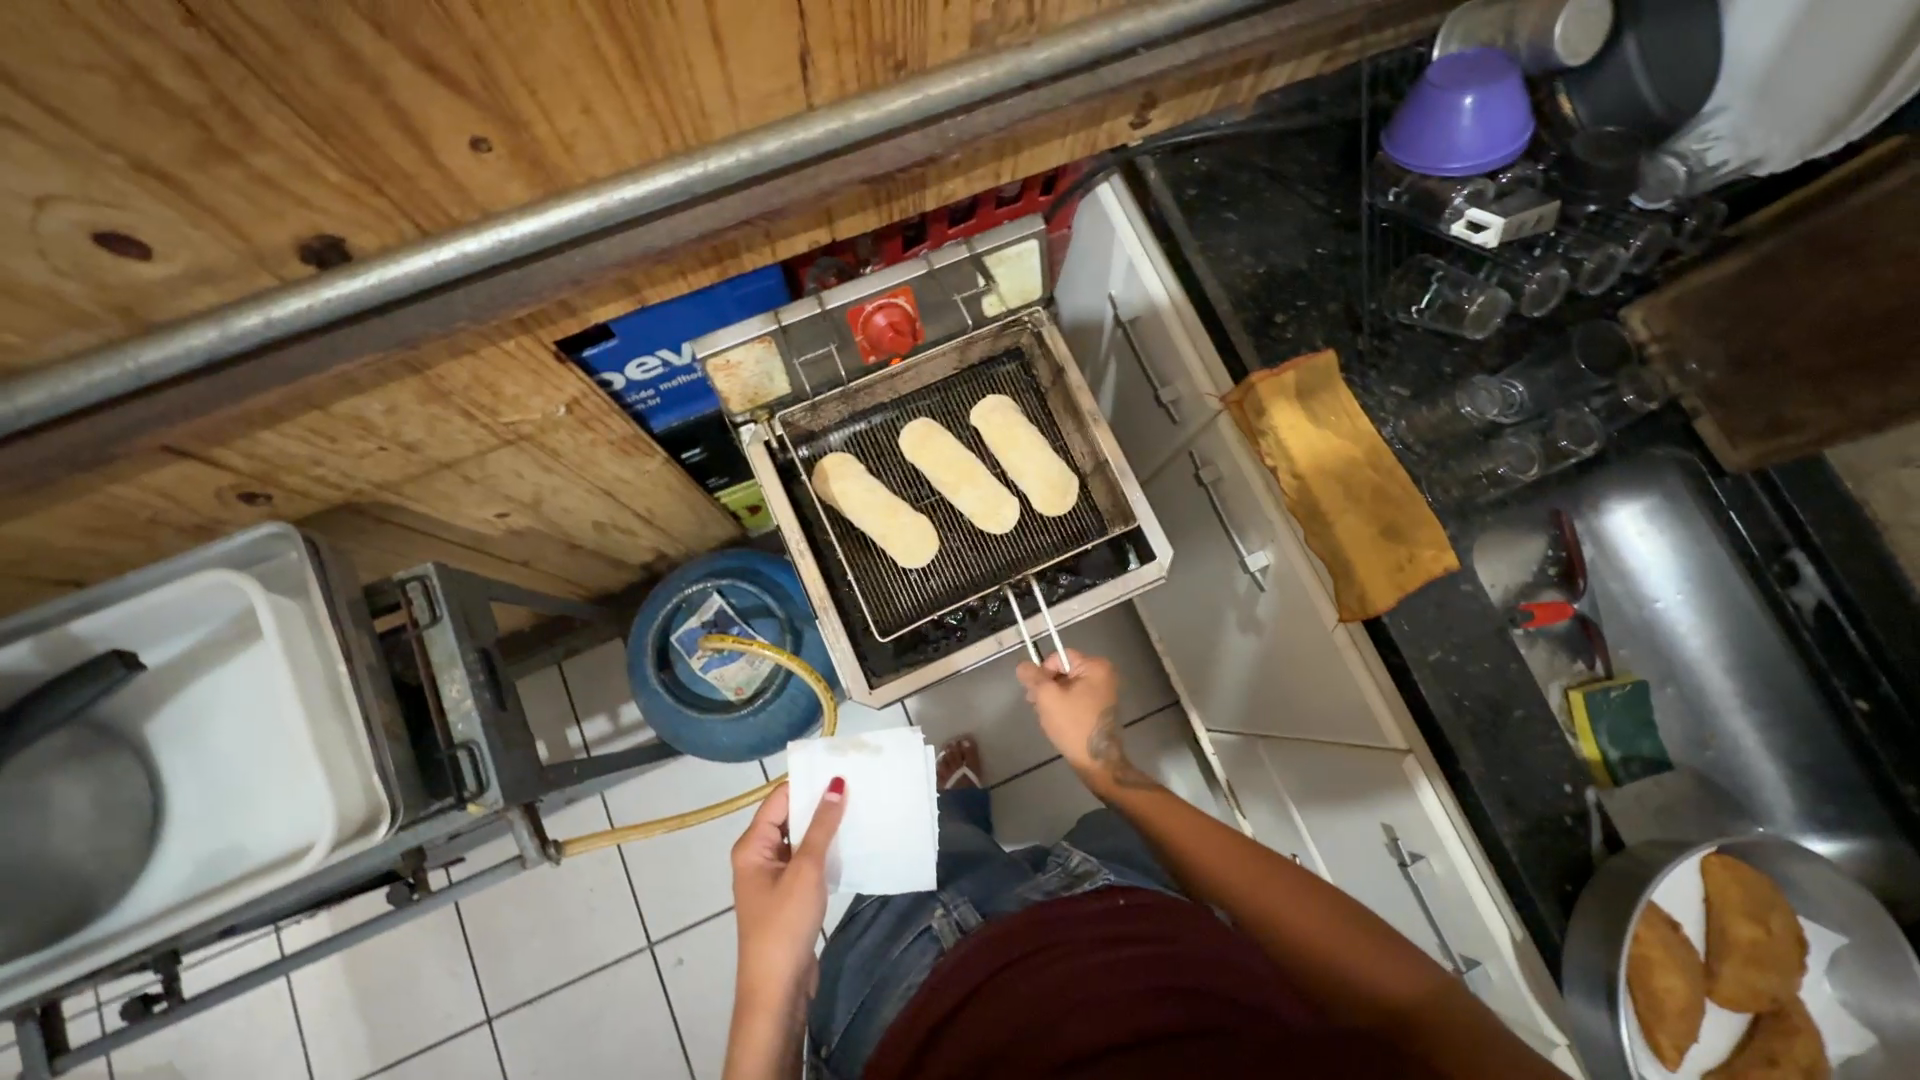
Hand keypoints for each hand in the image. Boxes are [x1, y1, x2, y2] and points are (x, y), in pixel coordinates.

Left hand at [731, 779, 846, 1010]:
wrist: (777, 987)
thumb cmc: (785, 923)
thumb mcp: (806, 870)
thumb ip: (821, 825)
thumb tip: (836, 783)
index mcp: (752, 845)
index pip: (779, 798)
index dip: (807, 782)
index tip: (841, 768)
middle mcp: (758, 856)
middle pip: (789, 817)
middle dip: (819, 803)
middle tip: (857, 786)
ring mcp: (772, 877)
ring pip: (800, 840)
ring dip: (824, 828)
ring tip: (860, 809)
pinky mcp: (788, 895)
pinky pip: (806, 861)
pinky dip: (825, 852)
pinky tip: (851, 845)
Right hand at [1016, 650, 1153, 791]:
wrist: (1096, 761)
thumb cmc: (1073, 725)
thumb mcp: (1047, 697)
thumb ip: (1033, 677)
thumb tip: (1022, 665)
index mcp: (1095, 666)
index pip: (1059, 656)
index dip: (1043, 671)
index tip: (1036, 691)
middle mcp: (1103, 675)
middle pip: (1063, 671)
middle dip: (1046, 686)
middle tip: (1035, 704)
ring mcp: (1103, 692)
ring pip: (1067, 686)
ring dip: (1052, 698)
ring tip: (1045, 715)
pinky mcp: (1099, 707)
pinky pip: (1075, 698)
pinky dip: (1063, 706)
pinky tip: (1055, 720)